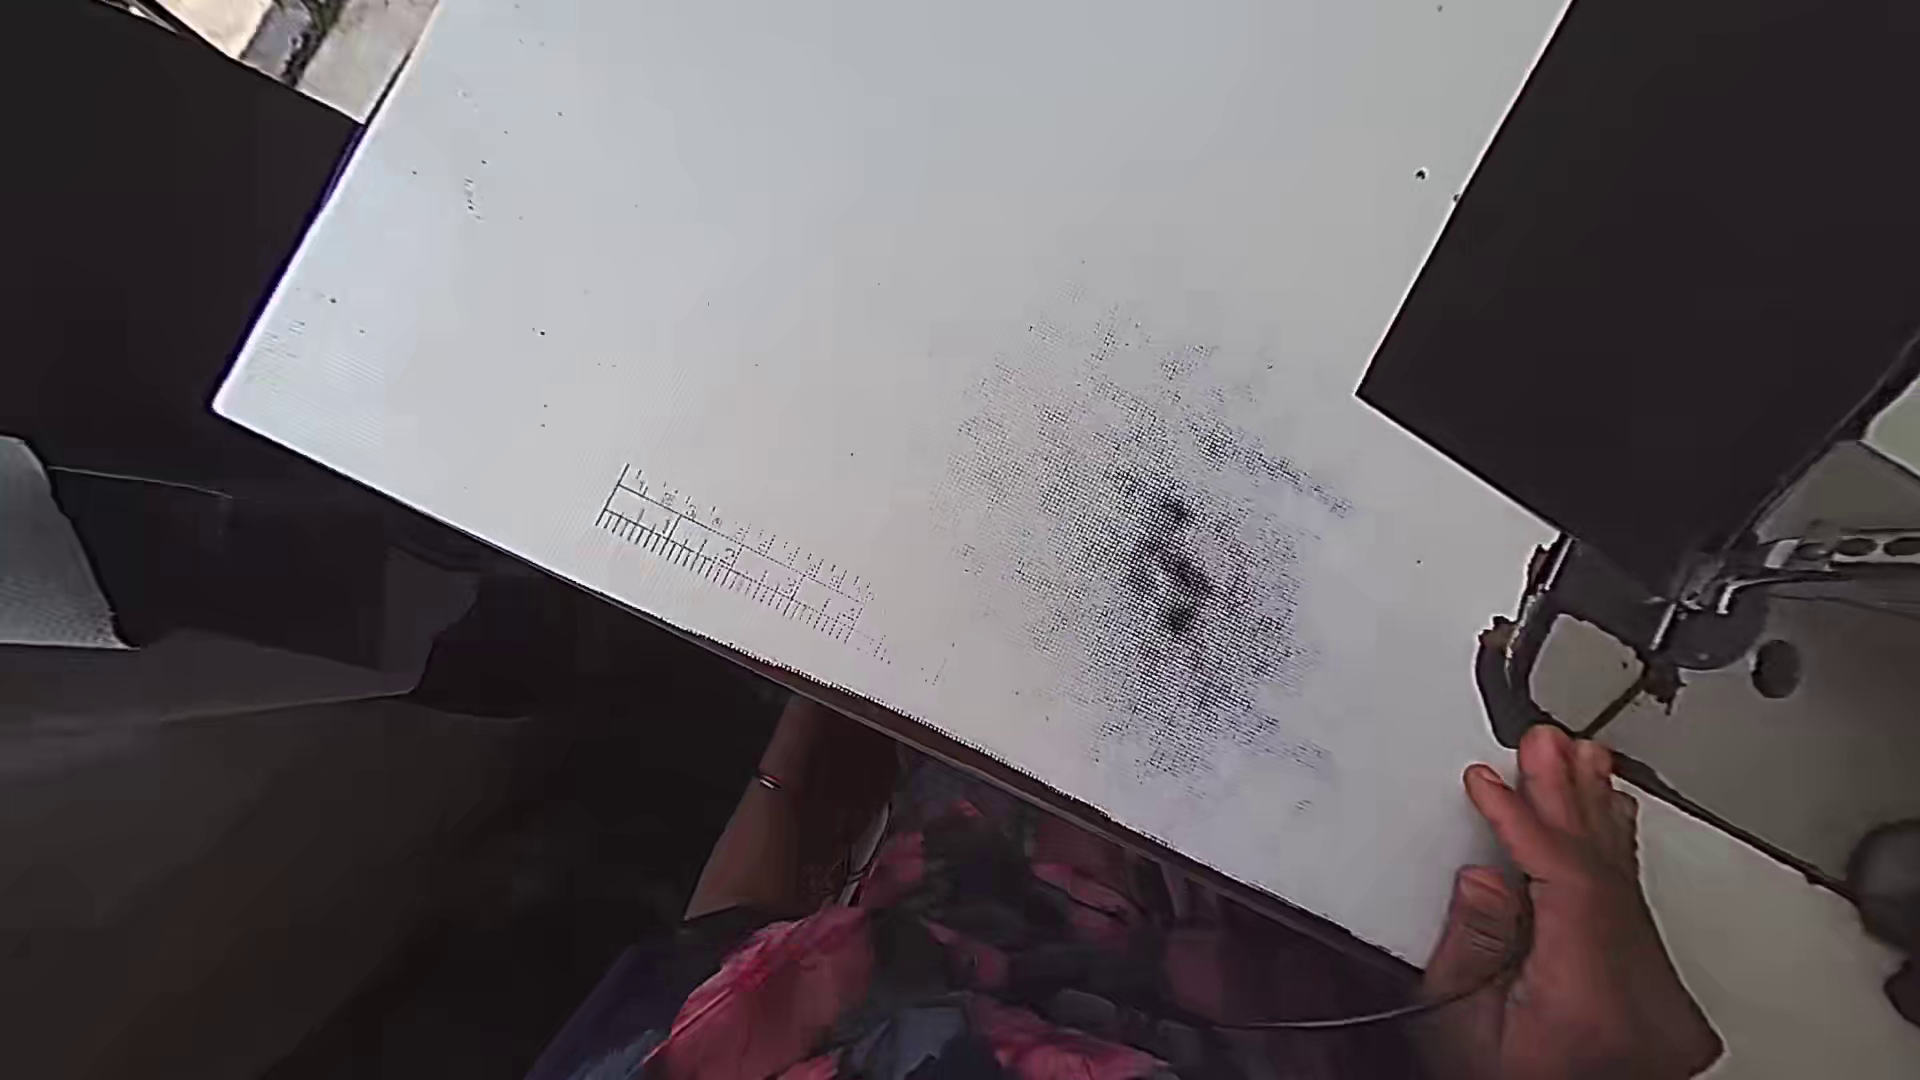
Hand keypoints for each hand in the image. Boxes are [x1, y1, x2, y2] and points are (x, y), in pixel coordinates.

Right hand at [1420, 725, 1722, 1079]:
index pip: (1568, 886)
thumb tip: (1485, 875)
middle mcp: (1644, 1002)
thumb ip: (1472, 946)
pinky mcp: (1654, 990)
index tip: (1486, 780)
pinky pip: (1630, 901)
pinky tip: (1609, 814)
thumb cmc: (1485, 1076)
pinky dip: (1609, 848)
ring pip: (1624, 884)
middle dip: (1568, 799)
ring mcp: (1659, 998)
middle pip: (1604, 876)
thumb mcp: (1451, 1018)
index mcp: (1592, 1005)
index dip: (1525, 822)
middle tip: (1547, 744)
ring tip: (1580, 760)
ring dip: (1593, 813)